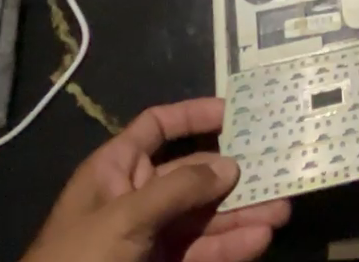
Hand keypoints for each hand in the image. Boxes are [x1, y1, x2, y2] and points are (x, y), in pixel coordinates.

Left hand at [22, 97, 290, 261]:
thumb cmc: (76, 261)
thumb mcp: (123, 218)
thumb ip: (179, 189)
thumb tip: (231, 166)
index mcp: (116, 171)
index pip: (157, 127)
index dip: (193, 115)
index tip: (236, 112)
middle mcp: (137, 197)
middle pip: (194, 173)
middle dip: (234, 174)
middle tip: (276, 169)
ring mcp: (150, 237)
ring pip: (205, 216)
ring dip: (243, 213)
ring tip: (281, 211)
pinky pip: (203, 251)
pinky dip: (231, 247)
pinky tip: (259, 241)